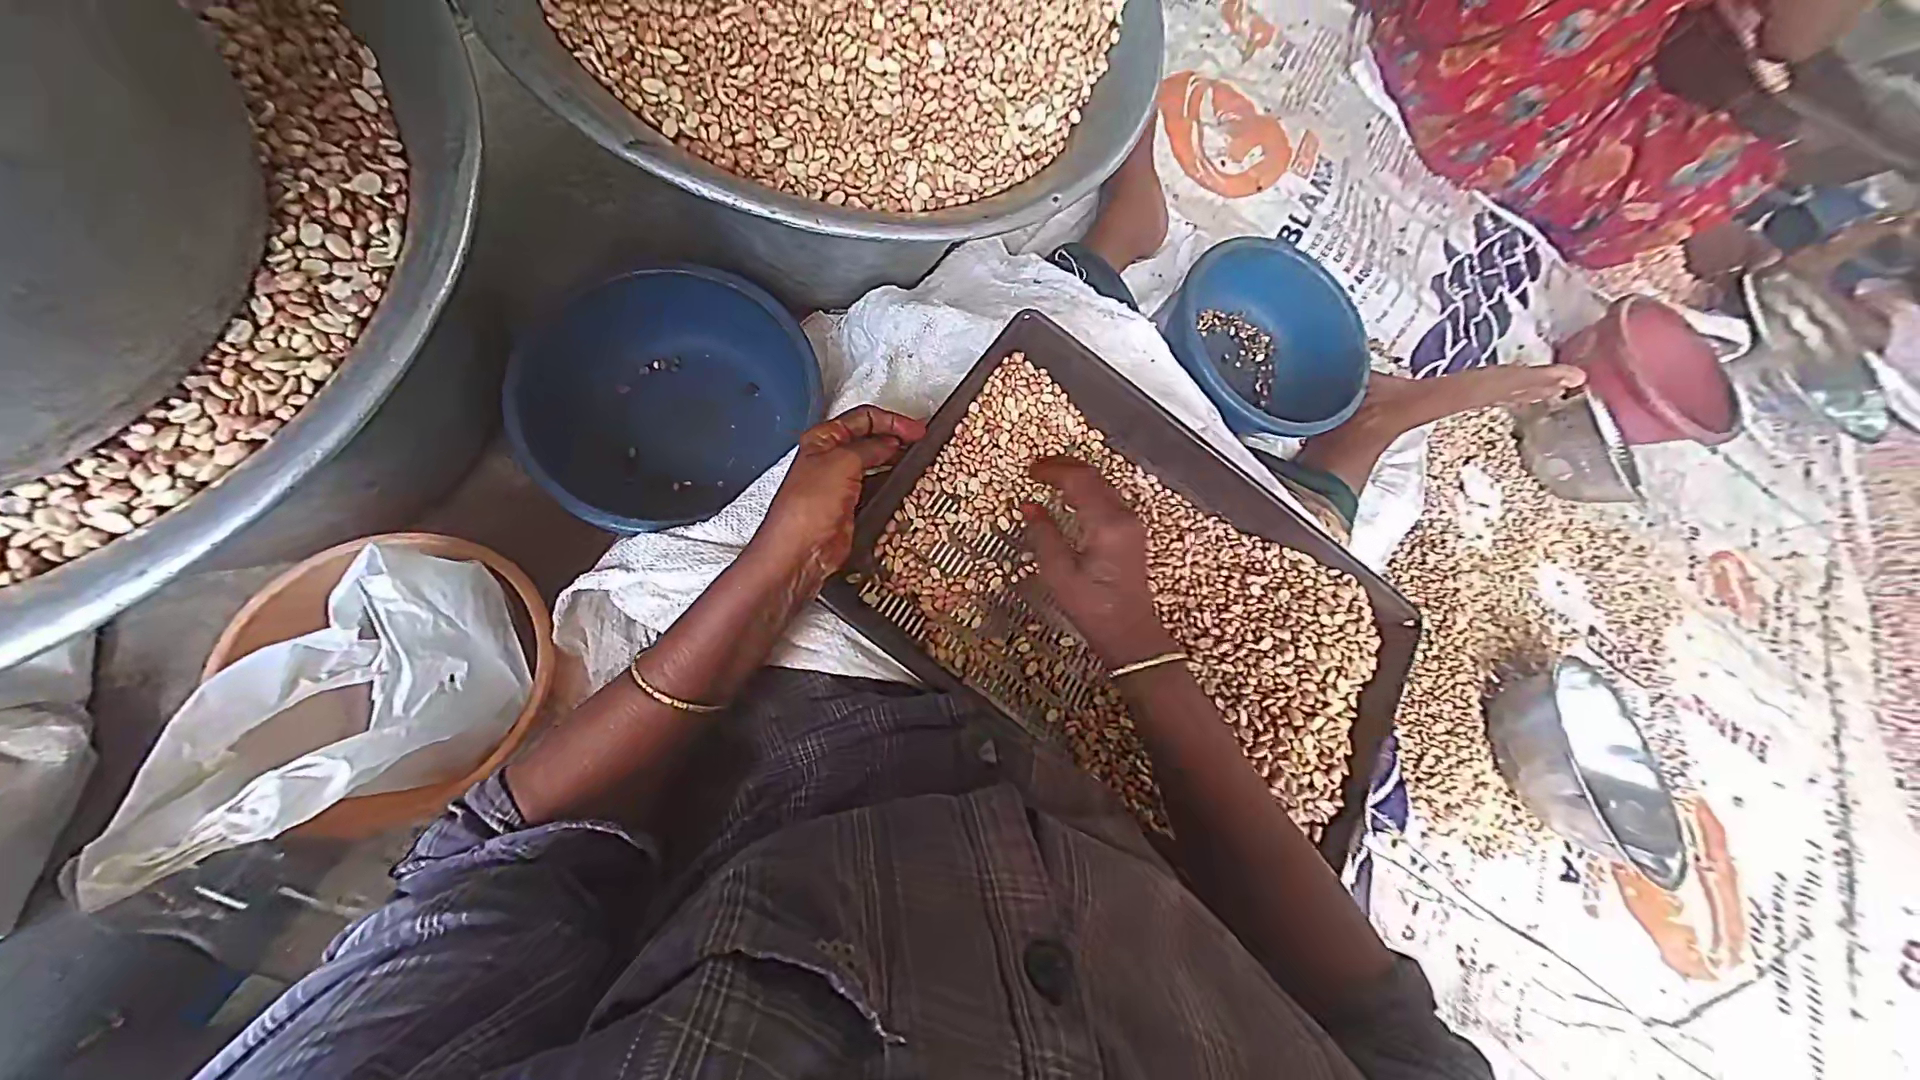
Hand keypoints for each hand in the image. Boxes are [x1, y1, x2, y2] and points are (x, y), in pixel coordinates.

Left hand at [753, 405, 925, 585]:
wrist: (801, 551)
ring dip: (897, 464)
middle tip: (921, 444)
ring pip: (877, 466)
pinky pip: (878, 491)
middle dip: (897, 440)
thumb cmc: (808, 507)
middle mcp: (833, 459)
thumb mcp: (843, 463)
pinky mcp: (853, 507)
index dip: (892, 421)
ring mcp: (843, 484)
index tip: (915, 430)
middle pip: (872, 440)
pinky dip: (892, 488)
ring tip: (918, 463)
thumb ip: (870, 448)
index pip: (864, 419)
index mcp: (823, 439)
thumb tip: (891, 442)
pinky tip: (906, 487)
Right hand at [1020, 456, 1177, 667]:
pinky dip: (1085, 490)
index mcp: (1106, 525)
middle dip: (1063, 466)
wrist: (1129, 632)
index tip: (1030, 471)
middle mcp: (1123, 517)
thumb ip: (1043, 534)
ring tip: (1048, 478)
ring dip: (1074, 476)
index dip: (1052, 470)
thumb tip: (1029, 505)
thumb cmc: (1092, 608)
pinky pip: (1106, 498)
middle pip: (1093, 476)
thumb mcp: (1059, 573)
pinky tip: (1068, 498)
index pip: (1078, 480)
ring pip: (1101, 484)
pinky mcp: (1131, 531)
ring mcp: (1131, 523)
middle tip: (1036, 468)